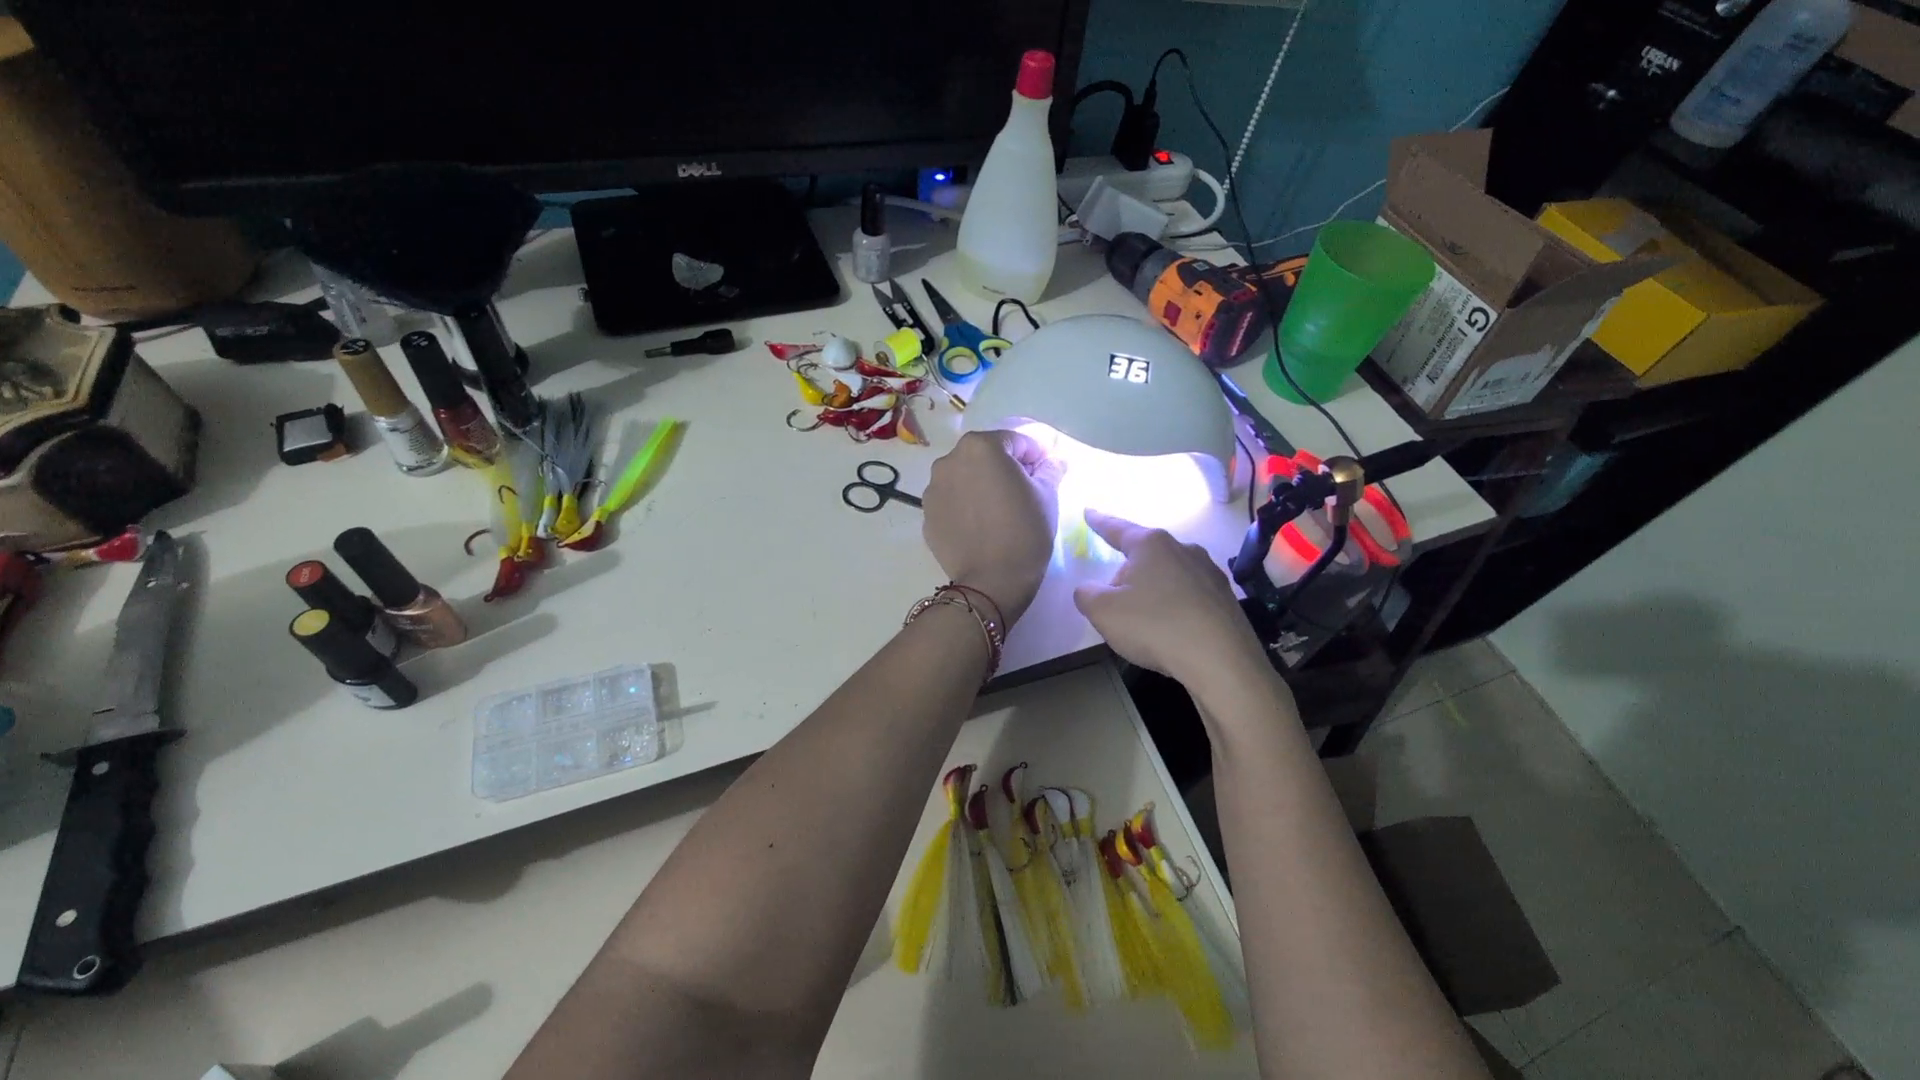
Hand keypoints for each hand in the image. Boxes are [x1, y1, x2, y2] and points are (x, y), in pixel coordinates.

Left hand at [921, 431, 1062, 622]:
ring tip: (997, 512)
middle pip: (985, 457)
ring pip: (965, 478)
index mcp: (981, 447)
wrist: (991, 582)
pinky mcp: (926, 515)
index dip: (1035, 456)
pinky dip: (965, 507)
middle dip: (1004, 468)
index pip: (1016, 442)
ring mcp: (933, 489)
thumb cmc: (1025, 532)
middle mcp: (949, 460)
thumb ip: (1050, 469)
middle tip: (1022, 494)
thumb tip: (1052, 460)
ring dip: (980, 486)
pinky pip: (952, 502)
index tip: (1045, 474)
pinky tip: (979, 527)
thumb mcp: (1047, 496)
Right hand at [1073, 510, 1268, 686]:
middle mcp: (1183, 549)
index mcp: (1151, 545)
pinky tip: (1174, 632)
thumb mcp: (1103, 612)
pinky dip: (1177, 609)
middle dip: (1129, 573)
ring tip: (1147, 622)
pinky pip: (1191, 597)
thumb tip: (1091, 590)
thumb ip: (1087, 595)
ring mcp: (1209, 572)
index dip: (1099, 522)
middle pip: (1146, 556)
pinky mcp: (1226, 599)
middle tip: (1116, 600)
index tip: (1089, 512)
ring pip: (1170, 577)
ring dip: (1155, 592)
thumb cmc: (1154, 626)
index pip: (1117, 529)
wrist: (1221, 660)